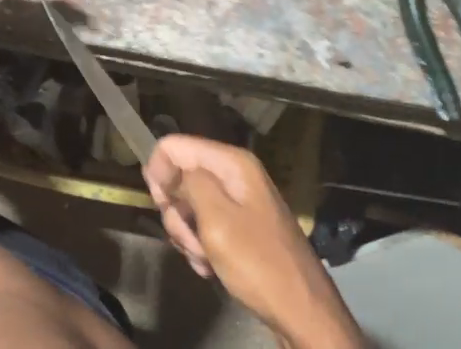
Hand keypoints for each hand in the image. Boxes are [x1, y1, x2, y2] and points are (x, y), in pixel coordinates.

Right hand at [144, 135, 279, 278]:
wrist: (302, 313)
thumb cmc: (258, 263)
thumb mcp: (216, 219)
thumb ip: (189, 183)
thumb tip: (170, 167)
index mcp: (231, 163)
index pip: (173, 147)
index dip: (158, 174)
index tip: (163, 207)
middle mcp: (234, 175)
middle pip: (179, 176)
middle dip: (176, 211)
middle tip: (189, 240)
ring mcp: (238, 201)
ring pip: (188, 204)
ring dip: (186, 234)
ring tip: (203, 258)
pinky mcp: (239, 226)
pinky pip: (203, 224)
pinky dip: (199, 245)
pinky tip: (209, 266)